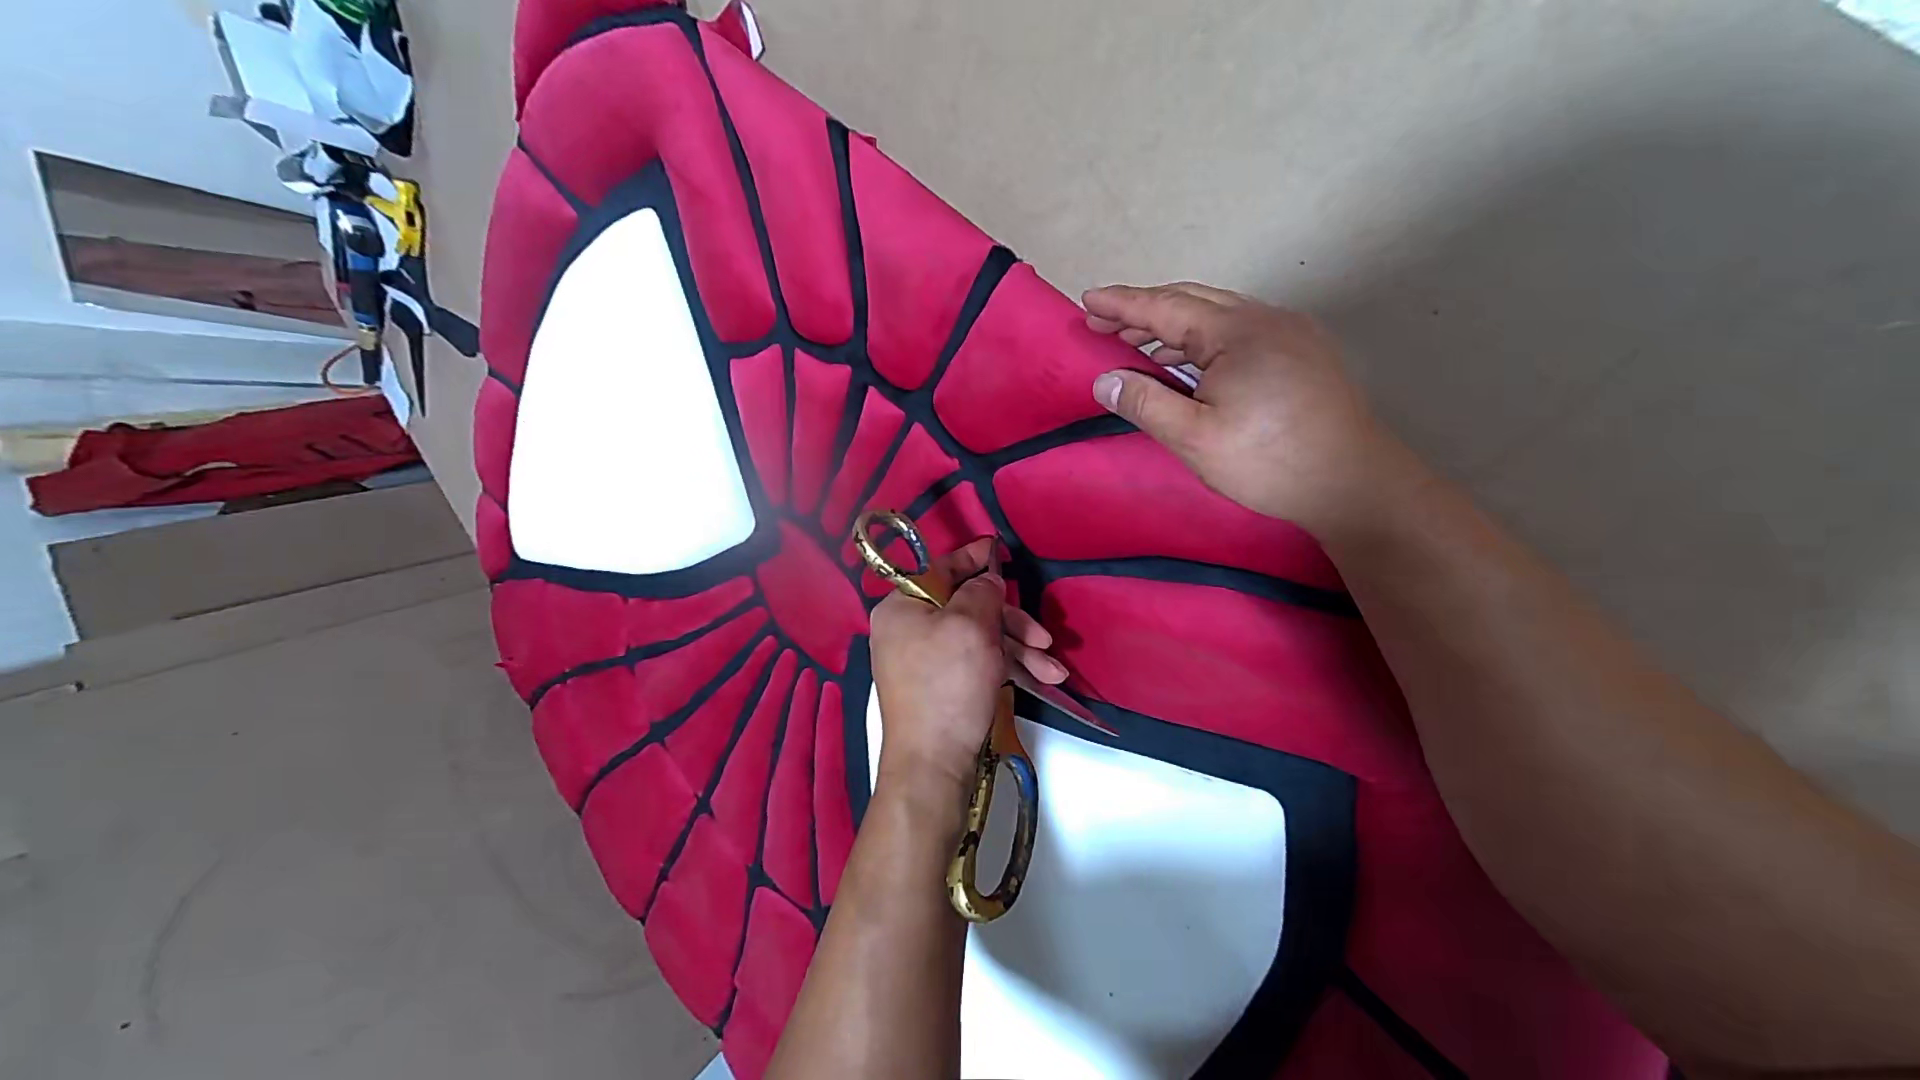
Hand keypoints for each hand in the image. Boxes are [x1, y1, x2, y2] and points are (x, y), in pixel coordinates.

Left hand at [869, 537, 1064, 791]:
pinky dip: (1007, 667)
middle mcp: (908, 629)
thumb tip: (988, 579)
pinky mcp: (942, 686)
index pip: (940, 570)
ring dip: (1019, 649)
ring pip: (979, 637)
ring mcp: (925, 660)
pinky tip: (1041, 678)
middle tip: (1043, 636)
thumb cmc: (947, 686)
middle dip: (1011, 622)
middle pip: (967, 607)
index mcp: (901, 607)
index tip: (997, 547)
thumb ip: (982, 593)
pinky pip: (977, 662)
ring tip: (1053, 670)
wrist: (932, 765)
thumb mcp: (970, 627)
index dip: (972, 558)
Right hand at [1085, 282, 1413, 537]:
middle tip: (1104, 322)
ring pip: (1219, 315)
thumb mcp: (1194, 437)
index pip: (1165, 307)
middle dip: (1144, 310)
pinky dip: (1204, 339)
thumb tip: (1104, 380)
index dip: (1122, 304)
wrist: (1353, 483)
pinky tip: (1190, 364)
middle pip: (1193, 301)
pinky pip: (1241, 331)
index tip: (1086, 299)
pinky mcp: (1303, 354)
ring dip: (1174, 326)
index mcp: (1236, 332)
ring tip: (1138, 344)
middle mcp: (1265, 319)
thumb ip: (1144, 403)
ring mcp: (1290, 333)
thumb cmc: (1268, 461)